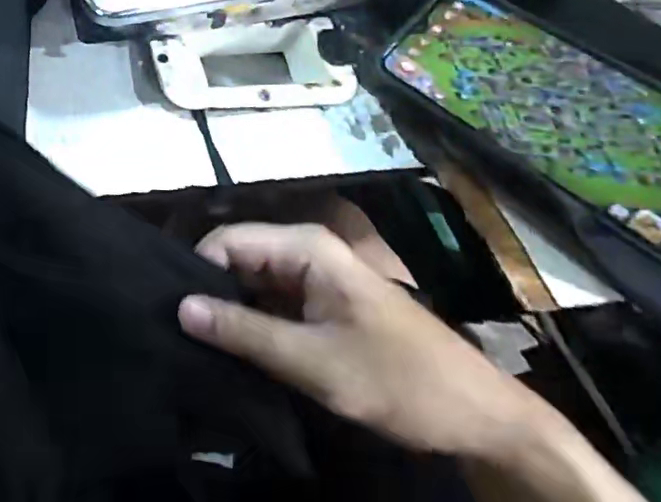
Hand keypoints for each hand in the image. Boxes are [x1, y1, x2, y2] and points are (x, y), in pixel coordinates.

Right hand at [178, 223, 555, 461]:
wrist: (484, 420)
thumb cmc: (401, 381)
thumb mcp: (315, 363)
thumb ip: (244, 332)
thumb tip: (180, 307)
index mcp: (306, 246)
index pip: (227, 240)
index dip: (198, 272)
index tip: (176, 312)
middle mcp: (306, 249)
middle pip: (237, 257)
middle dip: (212, 290)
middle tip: (184, 331)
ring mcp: (316, 275)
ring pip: (252, 281)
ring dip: (231, 309)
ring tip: (201, 342)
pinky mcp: (322, 301)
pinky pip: (272, 300)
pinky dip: (253, 321)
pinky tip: (236, 348)